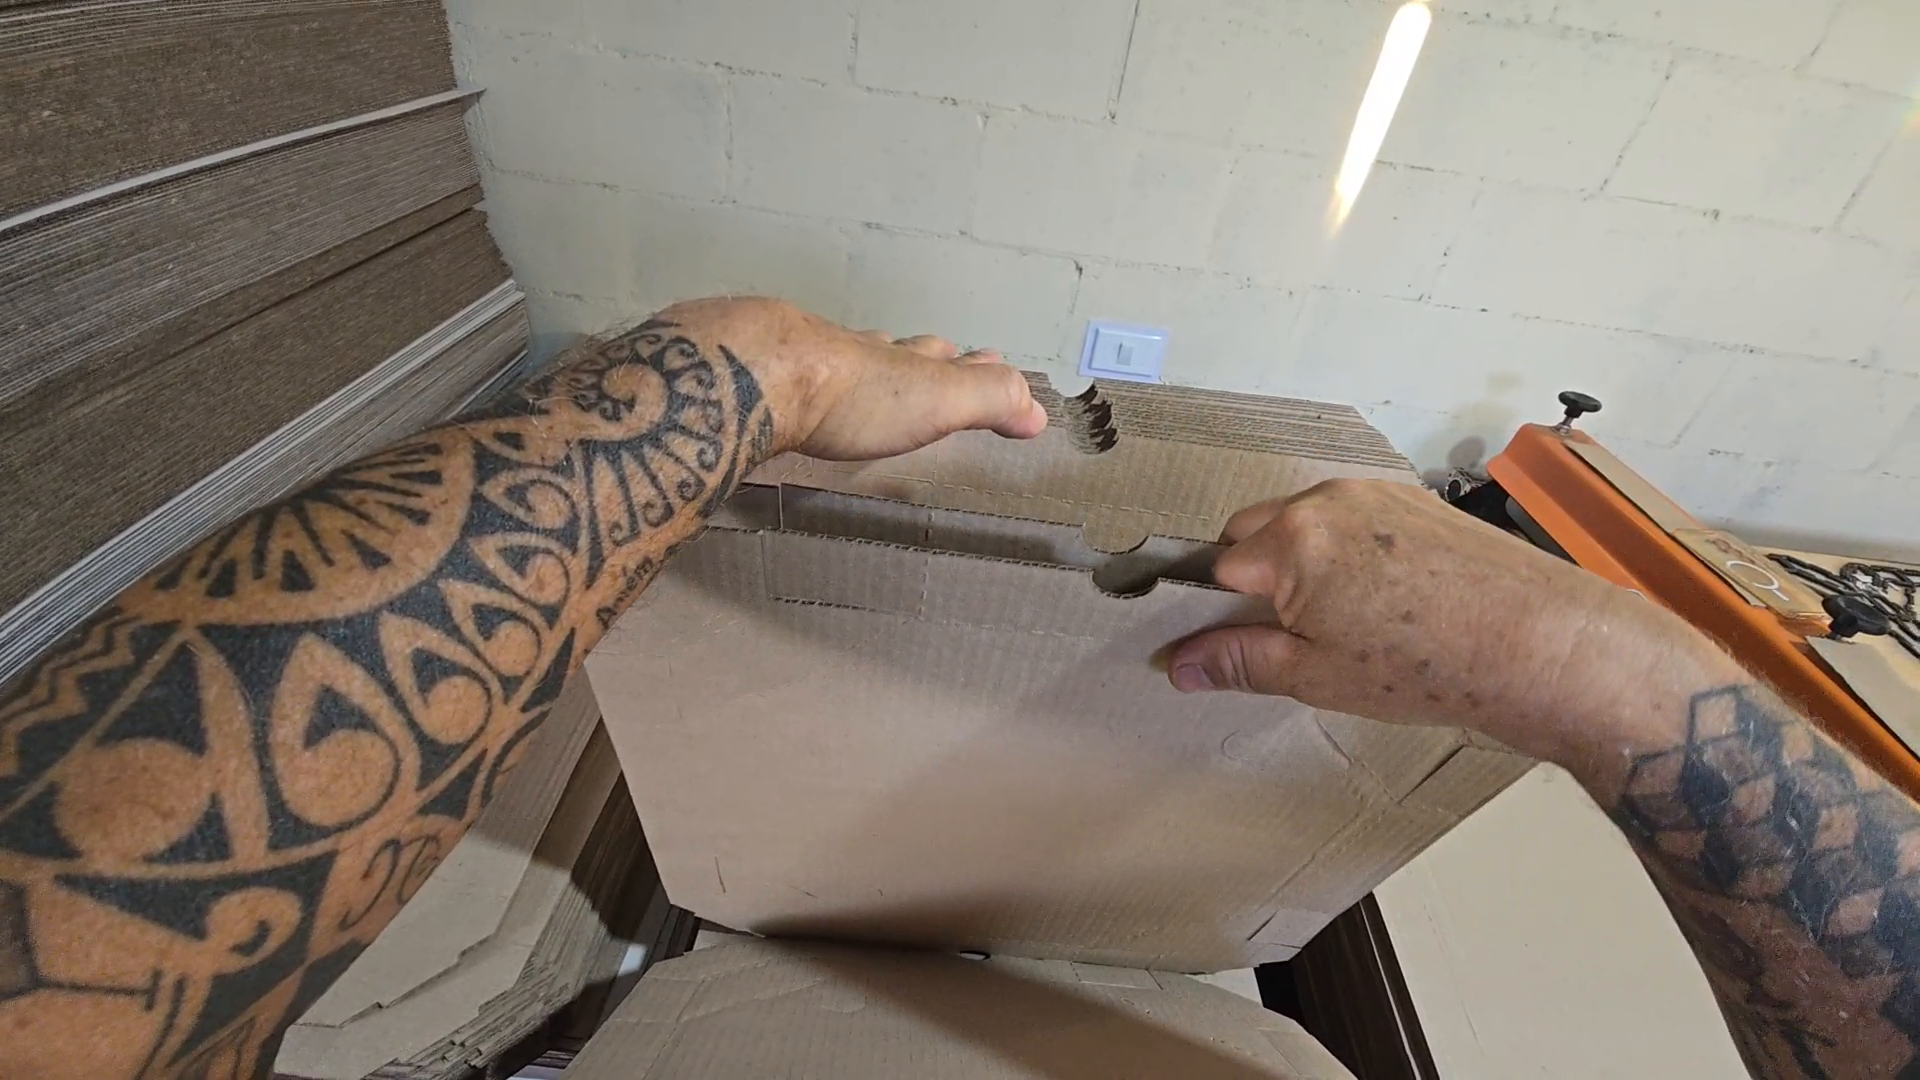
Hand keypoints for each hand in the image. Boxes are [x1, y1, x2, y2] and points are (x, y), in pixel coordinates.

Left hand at [657, 296, 1048, 461]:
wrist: (758, 376)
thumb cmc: (854, 395)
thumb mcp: (937, 399)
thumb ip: (988, 399)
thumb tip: (1040, 412)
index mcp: (901, 365)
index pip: (948, 361)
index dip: (974, 364)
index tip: (992, 356)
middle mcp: (858, 355)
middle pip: (899, 349)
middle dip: (925, 354)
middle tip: (941, 351)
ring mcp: (806, 359)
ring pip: (848, 353)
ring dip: (868, 358)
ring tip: (876, 361)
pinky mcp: (760, 375)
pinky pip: (795, 371)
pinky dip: (810, 375)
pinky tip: (799, 380)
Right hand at [1166, 479, 1717, 761]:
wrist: (1554, 648)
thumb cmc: (1433, 666)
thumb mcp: (1316, 675)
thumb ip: (1237, 660)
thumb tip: (1177, 664)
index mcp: (1291, 540)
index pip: (1217, 569)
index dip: (1219, 610)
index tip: (1235, 638)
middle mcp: (1324, 500)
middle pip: (1250, 533)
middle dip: (1252, 575)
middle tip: (1289, 628)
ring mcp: (1371, 493)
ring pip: (1297, 521)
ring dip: (1296, 557)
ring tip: (1340, 612)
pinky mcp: (1410, 498)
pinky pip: (1346, 515)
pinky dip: (1341, 546)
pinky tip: (1380, 592)